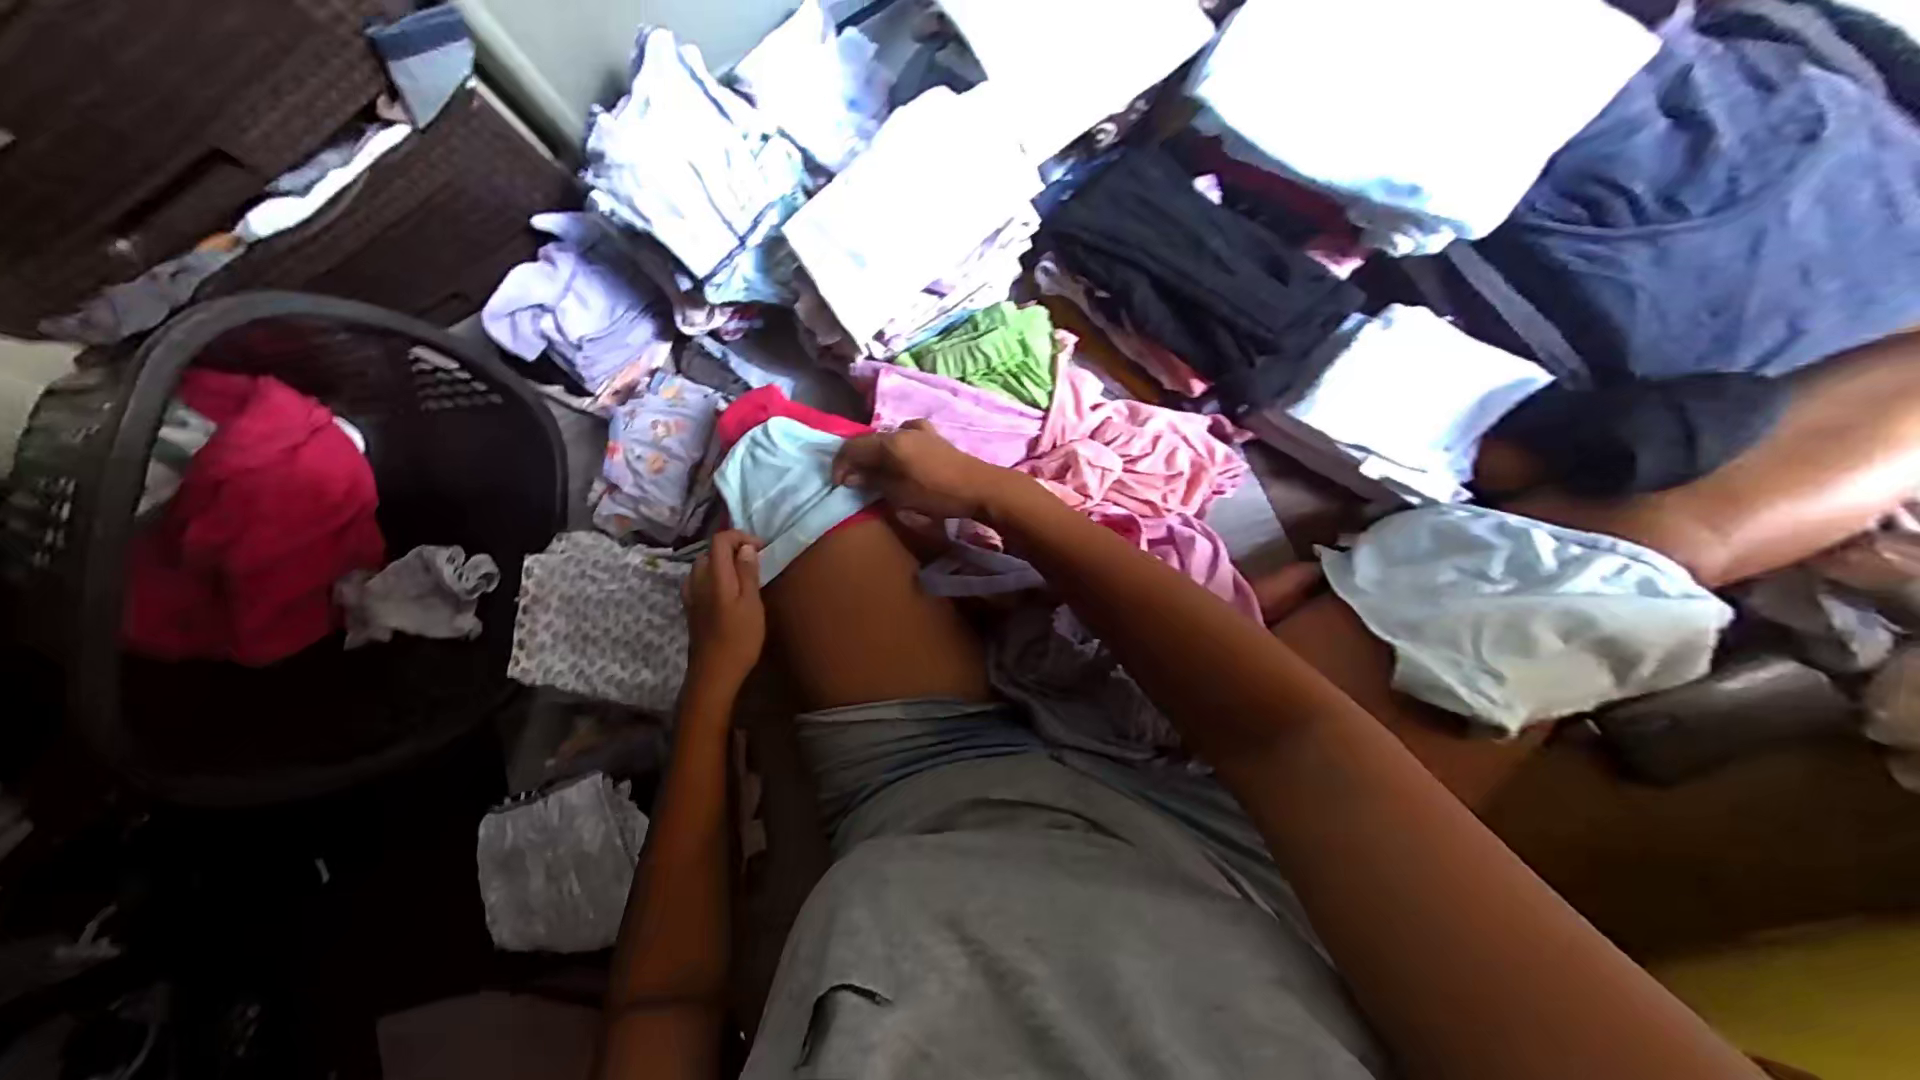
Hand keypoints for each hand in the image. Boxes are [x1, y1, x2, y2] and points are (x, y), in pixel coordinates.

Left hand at [682, 530, 765, 692]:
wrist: (714, 673)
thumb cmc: (739, 639)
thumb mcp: (751, 604)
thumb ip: (747, 573)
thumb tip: (746, 547)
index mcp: (715, 576)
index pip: (720, 539)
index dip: (741, 537)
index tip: (761, 549)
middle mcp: (698, 580)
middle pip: (711, 551)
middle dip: (733, 548)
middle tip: (756, 562)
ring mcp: (691, 594)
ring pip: (704, 565)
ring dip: (723, 562)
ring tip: (744, 575)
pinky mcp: (691, 607)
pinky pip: (699, 580)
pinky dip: (714, 576)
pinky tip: (725, 590)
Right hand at [831, 419, 1023, 522]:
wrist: (979, 486)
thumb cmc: (937, 493)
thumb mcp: (899, 493)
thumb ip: (873, 481)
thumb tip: (851, 476)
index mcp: (889, 442)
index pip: (852, 447)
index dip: (840, 465)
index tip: (838, 484)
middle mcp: (901, 429)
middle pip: (868, 441)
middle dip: (856, 460)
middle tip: (852, 480)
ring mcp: (919, 429)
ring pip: (886, 438)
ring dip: (875, 454)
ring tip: (874, 473)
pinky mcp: (933, 436)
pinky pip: (903, 438)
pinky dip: (893, 449)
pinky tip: (898, 461)